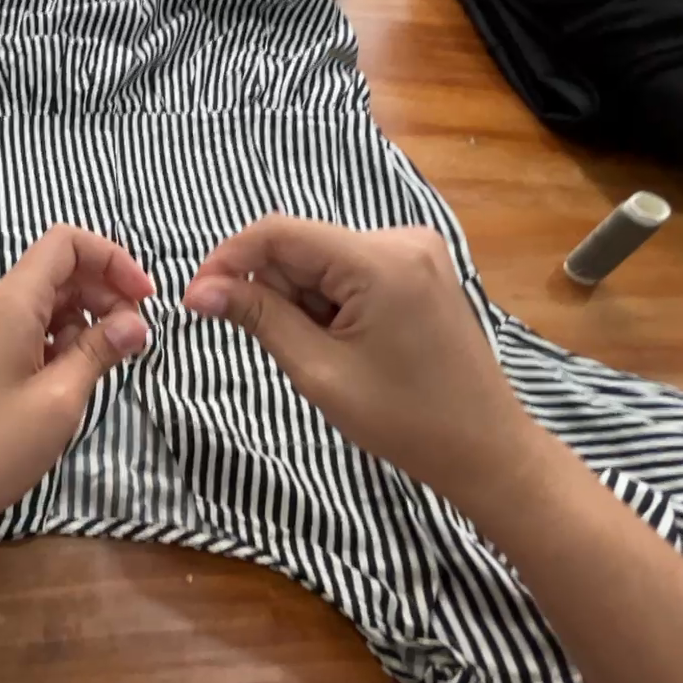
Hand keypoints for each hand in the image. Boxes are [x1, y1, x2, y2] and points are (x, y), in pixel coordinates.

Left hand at [0, 225, 154, 547]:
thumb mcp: (58, 401)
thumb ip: (98, 352)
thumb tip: (135, 323)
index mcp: (10, 302)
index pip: (66, 243)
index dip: (112, 259)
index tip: (145, 300)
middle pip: (57, 271)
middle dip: (104, 293)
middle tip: (134, 340)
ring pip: (44, 303)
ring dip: (83, 321)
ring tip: (106, 364)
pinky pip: (27, 330)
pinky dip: (58, 342)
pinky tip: (72, 379)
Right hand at [182, 217, 552, 513]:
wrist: (486, 451)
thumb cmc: (403, 420)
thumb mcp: (317, 369)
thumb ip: (257, 317)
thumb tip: (198, 291)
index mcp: (379, 260)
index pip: (277, 232)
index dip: (226, 260)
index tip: (196, 300)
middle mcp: (399, 239)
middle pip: (297, 247)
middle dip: (271, 292)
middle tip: (284, 348)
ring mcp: (411, 251)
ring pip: (316, 261)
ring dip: (299, 302)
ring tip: (323, 352)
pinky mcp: (414, 267)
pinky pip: (342, 270)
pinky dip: (323, 302)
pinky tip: (341, 341)